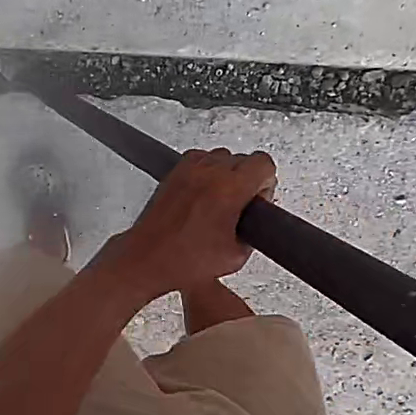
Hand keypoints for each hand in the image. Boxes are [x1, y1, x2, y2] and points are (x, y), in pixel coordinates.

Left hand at [94, 148, 275, 300]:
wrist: (148, 256)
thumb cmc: (183, 259)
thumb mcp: (235, 255)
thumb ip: (252, 233)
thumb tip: (254, 223)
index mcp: (229, 189)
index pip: (263, 164)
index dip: (266, 182)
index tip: (259, 198)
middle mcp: (208, 172)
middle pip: (244, 159)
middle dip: (248, 179)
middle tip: (241, 204)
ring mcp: (188, 169)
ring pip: (221, 156)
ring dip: (226, 174)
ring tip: (220, 200)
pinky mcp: (174, 172)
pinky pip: (199, 159)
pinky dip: (205, 171)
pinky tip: (203, 194)